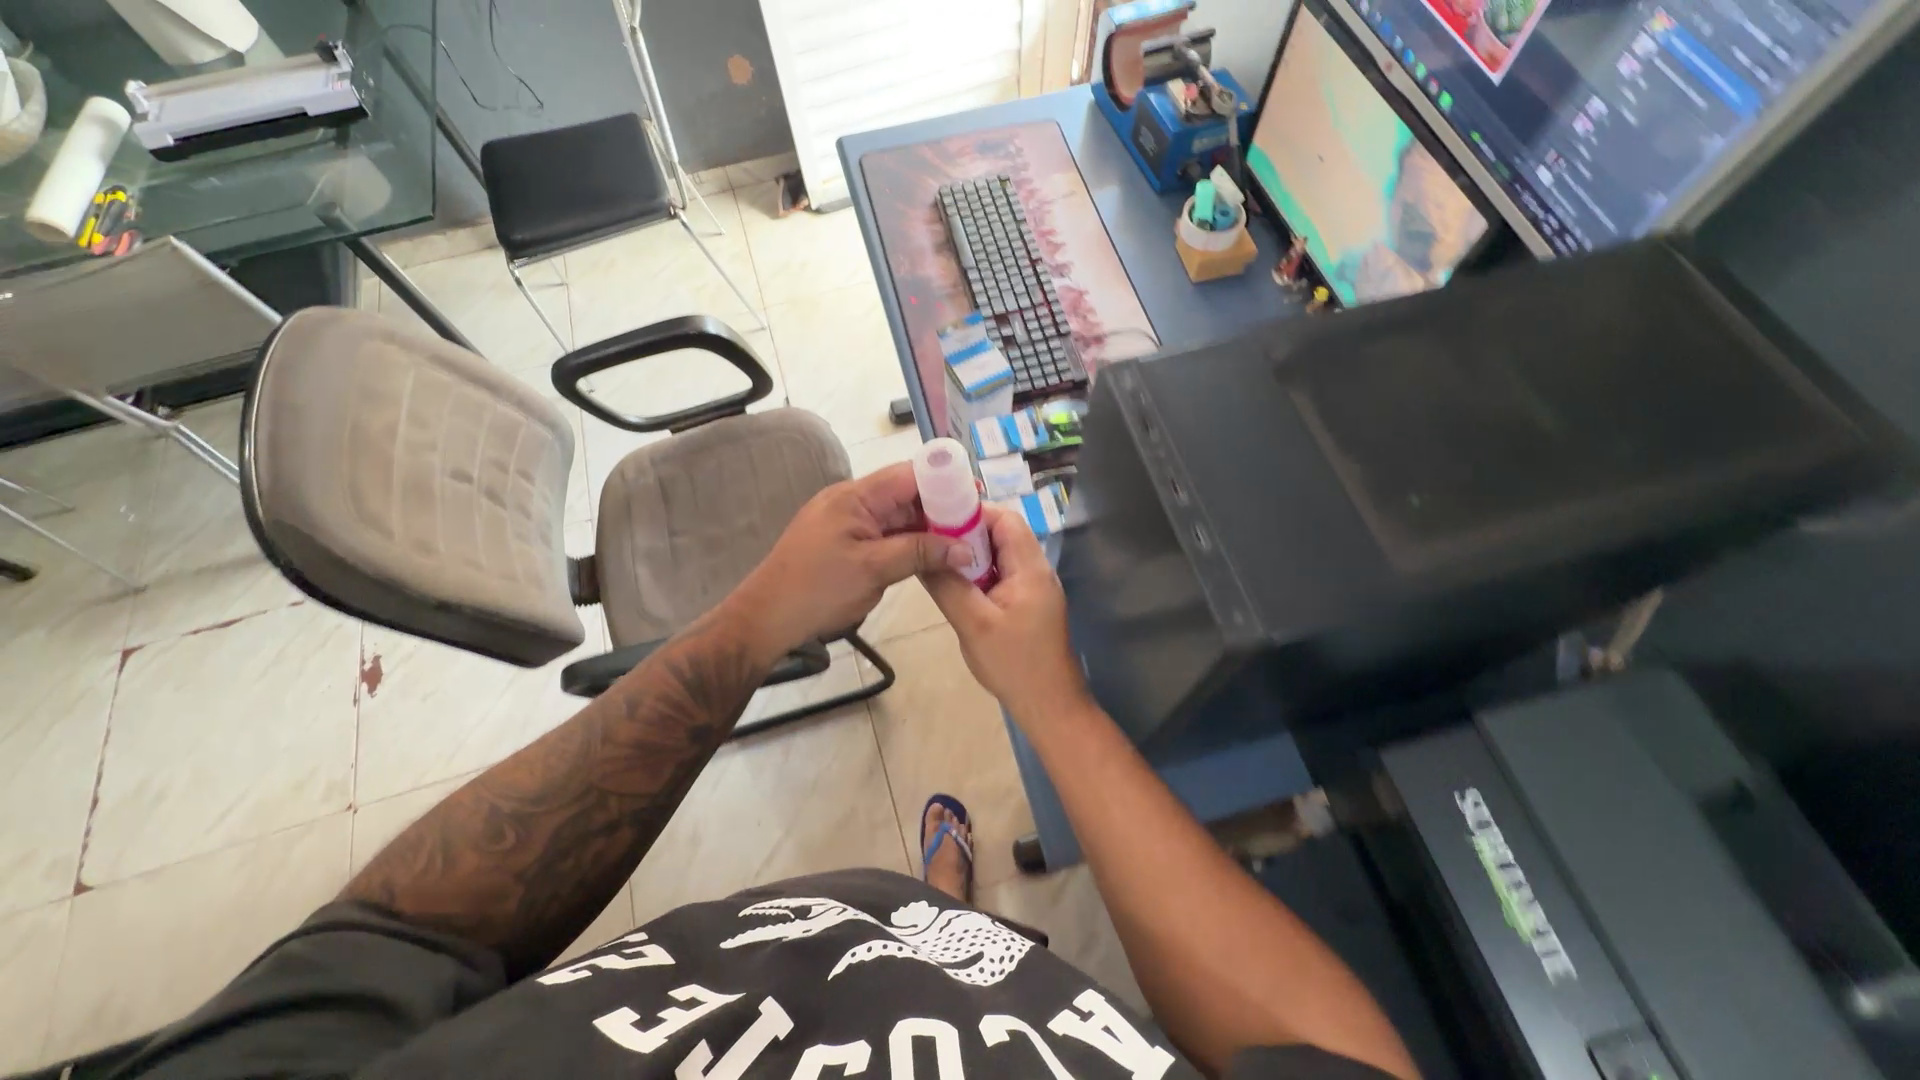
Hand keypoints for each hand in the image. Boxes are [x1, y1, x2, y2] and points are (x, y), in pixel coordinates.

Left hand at [727, 463, 971, 661]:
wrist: (767, 619)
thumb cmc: (819, 589)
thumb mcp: (875, 570)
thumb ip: (921, 553)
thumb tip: (965, 549)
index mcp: (855, 496)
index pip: (909, 474)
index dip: (945, 481)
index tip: (977, 496)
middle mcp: (851, 501)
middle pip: (905, 495)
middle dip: (941, 508)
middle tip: (976, 526)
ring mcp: (846, 523)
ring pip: (897, 517)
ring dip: (926, 529)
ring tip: (962, 542)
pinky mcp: (844, 544)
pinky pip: (884, 535)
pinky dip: (908, 543)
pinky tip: (932, 556)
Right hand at [920, 506, 1092, 725]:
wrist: (1049, 705)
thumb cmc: (1014, 664)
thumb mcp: (973, 624)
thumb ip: (947, 586)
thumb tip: (922, 555)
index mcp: (1031, 568)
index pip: (1005, 520)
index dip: (972, 514)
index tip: (937, 522)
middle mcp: (1037, 571)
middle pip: (1003, 535)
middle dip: (967, 535)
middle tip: (932, 543)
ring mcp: (1035, 589)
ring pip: (1001, 557)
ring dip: (972, 558)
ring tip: (940, 564)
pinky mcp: (1029, 605)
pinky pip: (1003, 577)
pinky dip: (980, 576)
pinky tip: (958, 589)